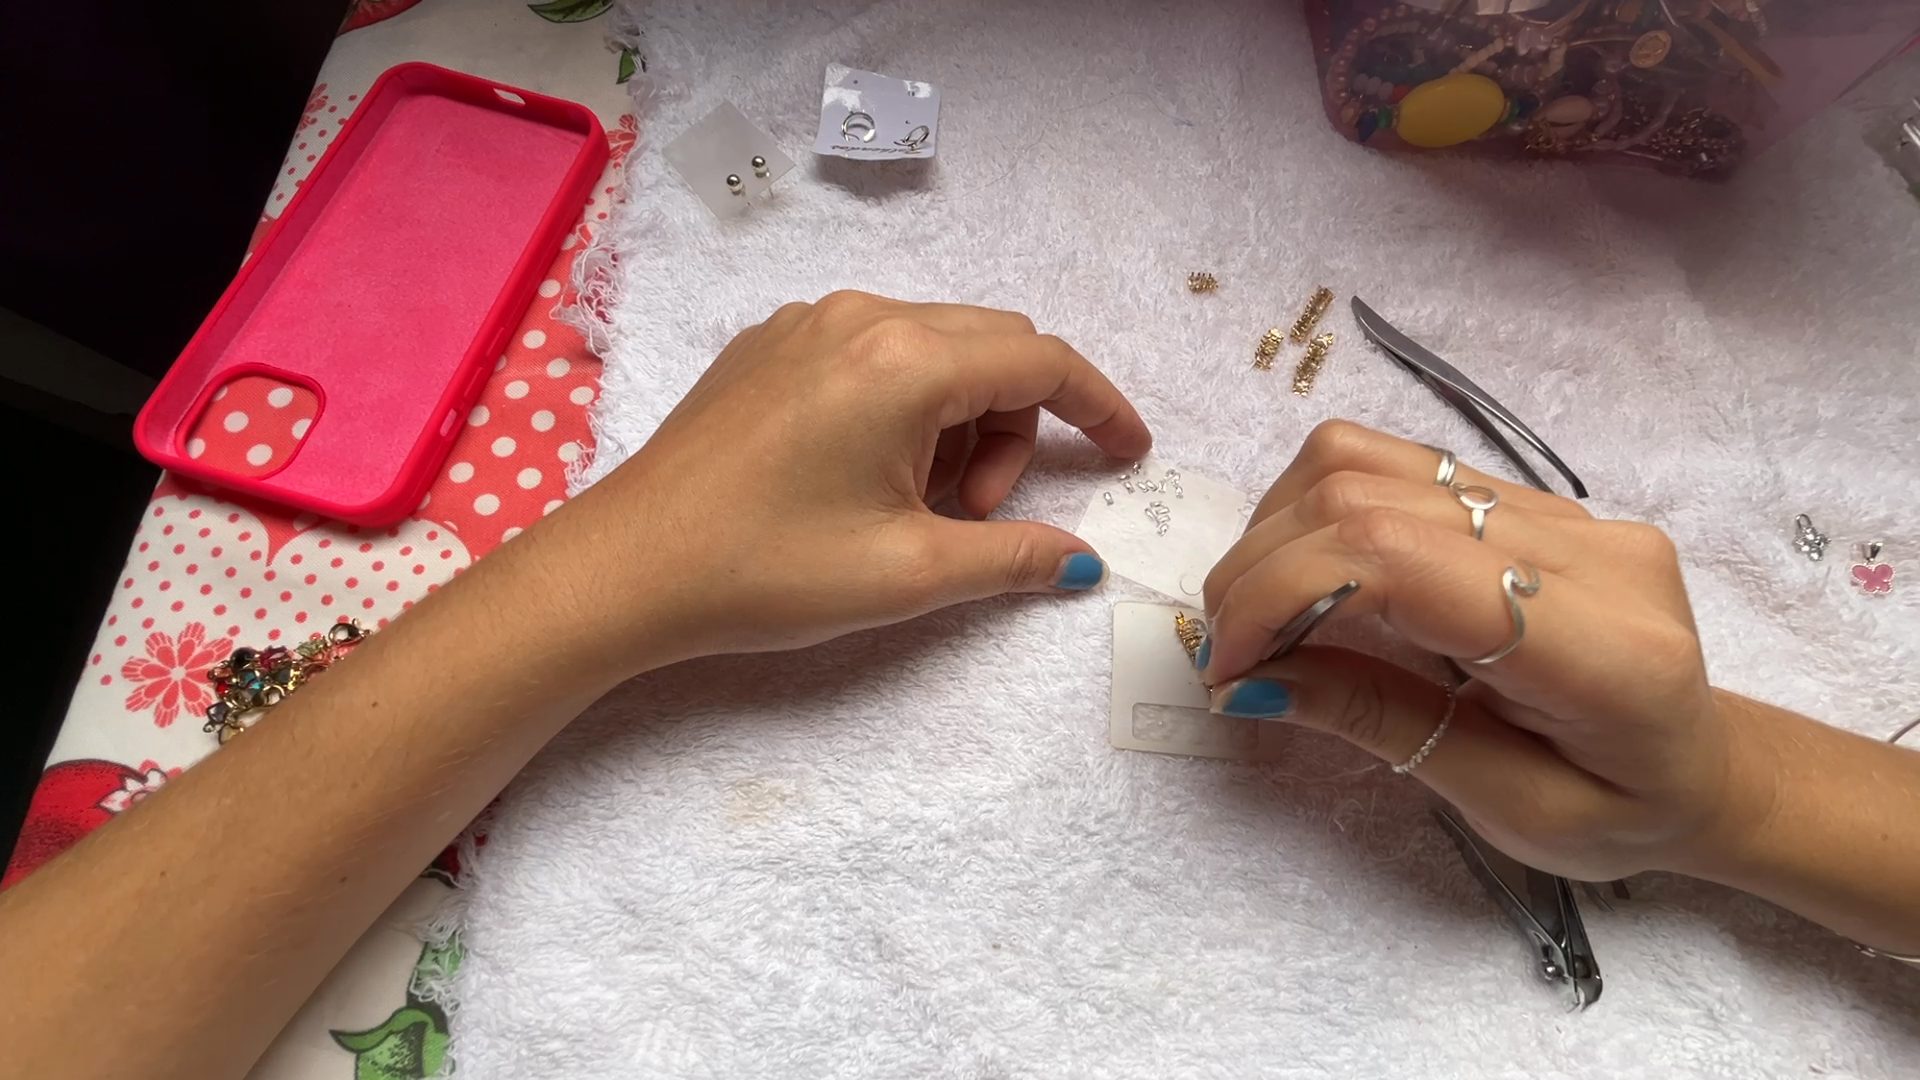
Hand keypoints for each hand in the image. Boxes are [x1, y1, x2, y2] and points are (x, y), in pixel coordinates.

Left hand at [541, 291, 1151, 671]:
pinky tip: (870, 473)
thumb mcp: (910, 574)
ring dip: (960, 422)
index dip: (1098, 406)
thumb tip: (1084, 562)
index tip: (1128, 451)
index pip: (1041, 362)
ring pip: (936, 352)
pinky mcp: (774, 347)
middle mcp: (861, 316)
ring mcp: (809, 323)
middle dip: (1017, 429)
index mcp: (905, 361)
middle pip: (992, 351)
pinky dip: (909, 409)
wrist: (625, 571)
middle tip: (979, 512)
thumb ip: (1014, 558)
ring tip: (918, 502)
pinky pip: (878, 357)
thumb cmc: (769, 572)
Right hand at [1199, 420, 1758, 882]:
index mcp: (1601, 647)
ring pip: (1352, 461)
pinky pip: (1374, 461)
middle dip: (1256, 573)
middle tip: (1226, 649)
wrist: (1706, 760)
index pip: (1393, 560)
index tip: (1227, 664)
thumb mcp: (1502, 803)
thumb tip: (1248, 681)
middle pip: (1356, 500)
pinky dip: (1303, 508)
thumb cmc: (1618, 806)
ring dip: (1271, 532)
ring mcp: (1545, 502)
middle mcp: (1578, 546)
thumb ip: (1375, 723)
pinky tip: (1301, 565)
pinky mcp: (1509, 490)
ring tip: (1257, 605)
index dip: (1279, 594)